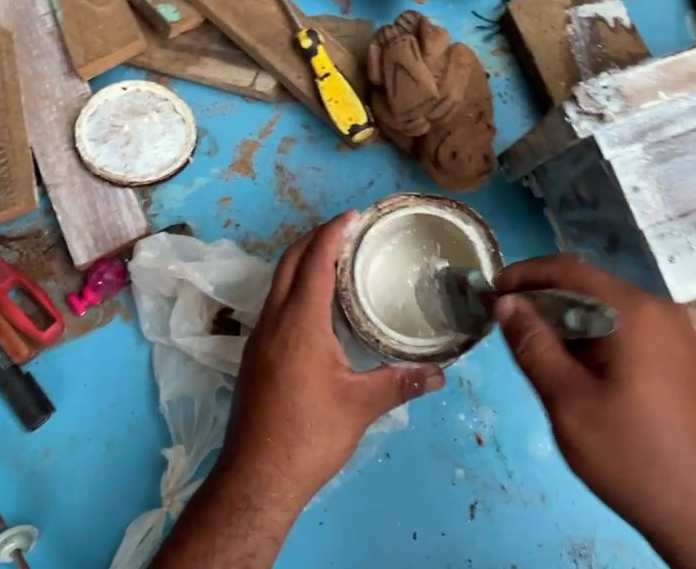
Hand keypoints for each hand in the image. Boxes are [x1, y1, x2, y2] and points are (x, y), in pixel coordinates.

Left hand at [218, 212, 446, 507]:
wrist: (255, 479)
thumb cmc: (309, 436)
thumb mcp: (361, 406)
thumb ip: (401, 383)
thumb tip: (441, 374)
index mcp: (299, 322)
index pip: (315, 261)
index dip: (333, 232)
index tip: (354, 215)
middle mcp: (273, 321)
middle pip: (289, 261)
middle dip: (315, 237)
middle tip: (347, 229)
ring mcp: (259, 338)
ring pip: (277, 282)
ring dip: (302, 261)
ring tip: (335, 258)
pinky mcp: (255, 356)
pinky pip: (275, 303)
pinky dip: (295, 286)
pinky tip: (317, 304)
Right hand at [496, 256, 695, 568]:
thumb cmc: (634, 457)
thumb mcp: (569, 403)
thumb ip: (534, 346)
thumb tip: (506, 302)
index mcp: (634, 311)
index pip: (569, 269)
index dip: (525, 274)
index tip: (491, 292)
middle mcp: (659, 309)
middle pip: (590, 285)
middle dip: (544, 299)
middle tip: (508, 326)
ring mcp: (676, 333)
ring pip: (608, 308)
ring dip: (568, 319)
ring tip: (536, 350)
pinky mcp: (681, 357)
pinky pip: (627, 328)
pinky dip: (594, 335)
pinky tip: (576, 369)